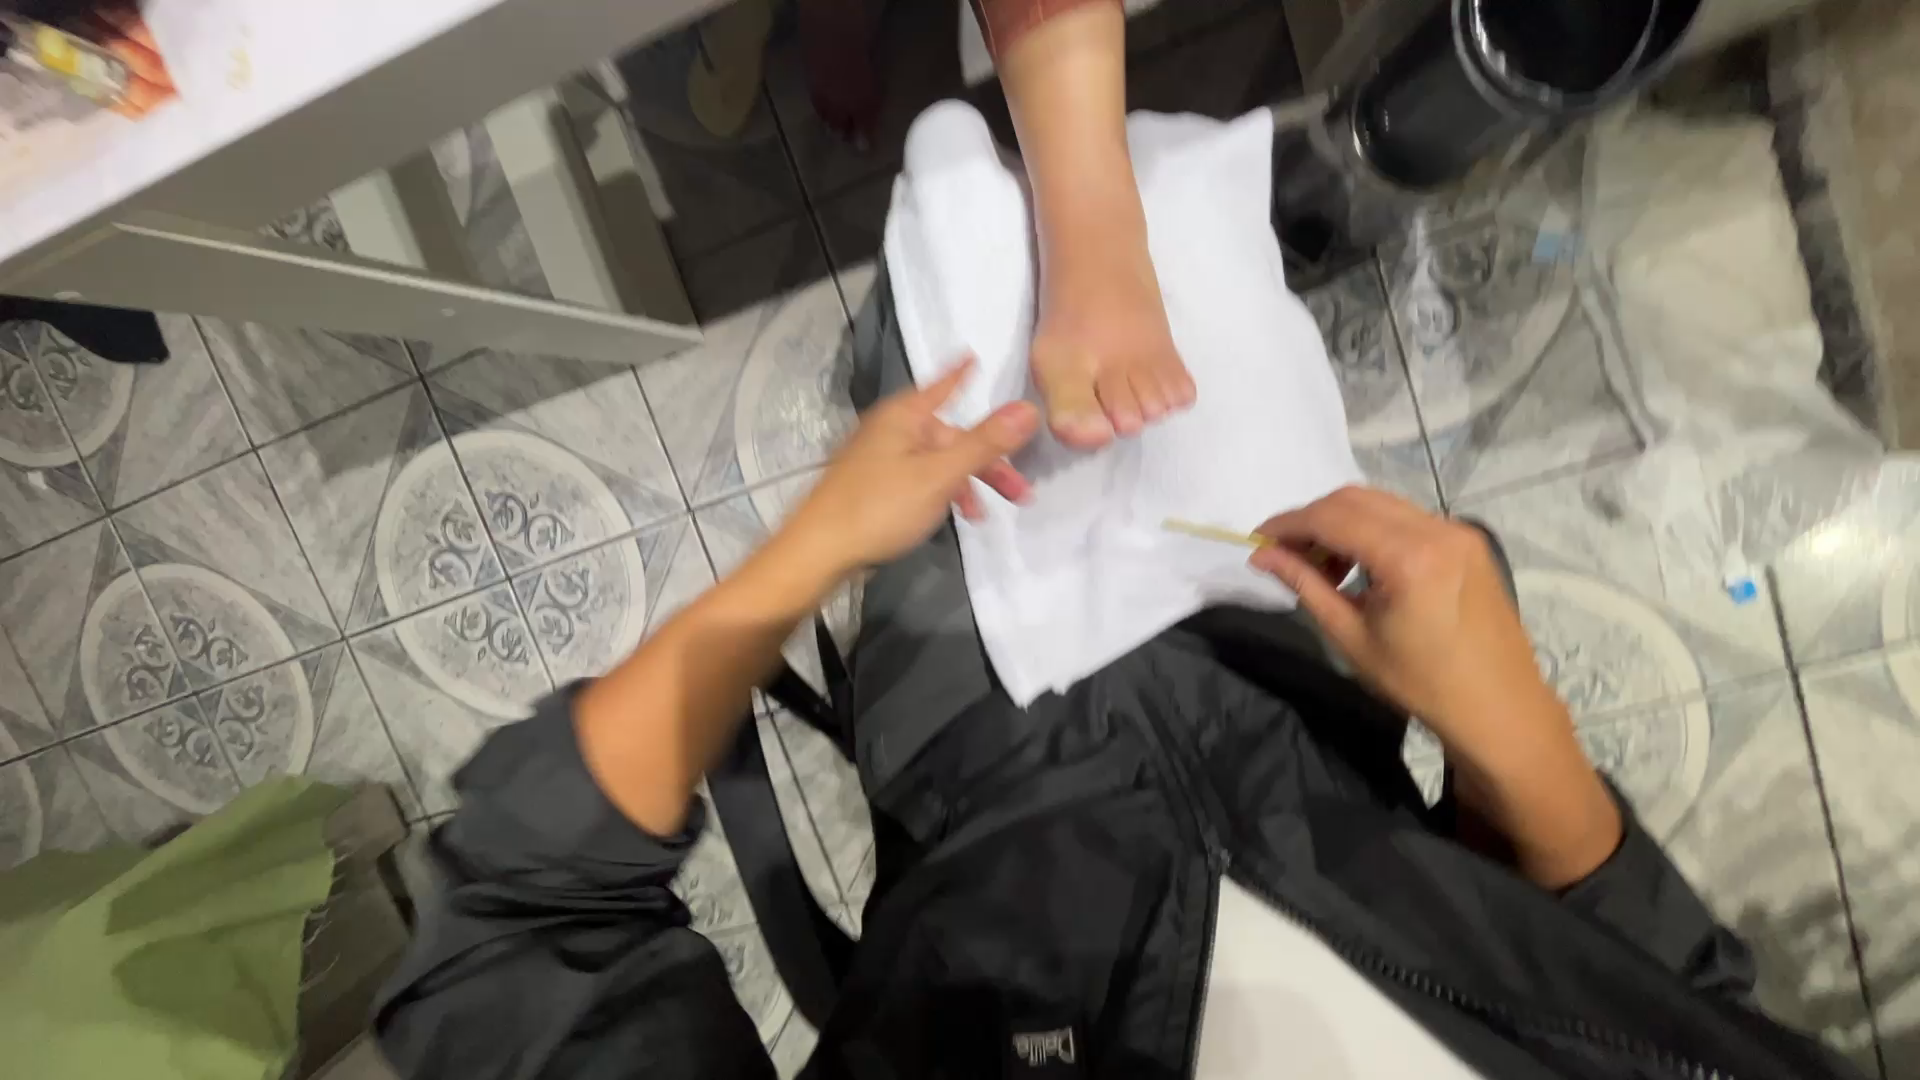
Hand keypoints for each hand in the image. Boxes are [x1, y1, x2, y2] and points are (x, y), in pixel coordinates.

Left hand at [780, 358, 1039, 578]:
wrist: (819, 551)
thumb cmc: (880, 507)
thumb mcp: (940, 475)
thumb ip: (985, 443)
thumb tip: (1029, 408)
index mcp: (905, 416)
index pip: (943, 385)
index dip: (961, 374)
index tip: (974, 355)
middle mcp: (892, 430)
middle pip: (950, 435)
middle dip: (986, 461)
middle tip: (1020, 492)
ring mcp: (880, 460)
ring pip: (937, 462)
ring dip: (967, 483)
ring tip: (985, 515)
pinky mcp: (874, 488)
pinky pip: (920, 480)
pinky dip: (942, 493)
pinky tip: (952, 517)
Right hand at [1246, 487, 1555, 741]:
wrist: (1500, 707)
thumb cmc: (1419, 682)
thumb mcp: (1349, 635)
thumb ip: (1304, 584)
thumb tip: (1261, 556)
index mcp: (1409, 557)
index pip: (1331, 518)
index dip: (1286, 524)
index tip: (1256, 541)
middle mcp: (1436, 530)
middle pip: (1353, 499)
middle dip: (1309, 520)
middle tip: (1283, 554)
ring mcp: (1457, 532)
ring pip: (1377, 504)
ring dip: (1338, 523)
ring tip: (1319, 565)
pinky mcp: (1465, 541)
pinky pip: (1402, 518)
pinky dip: (1367, 530)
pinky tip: (1356, 565)